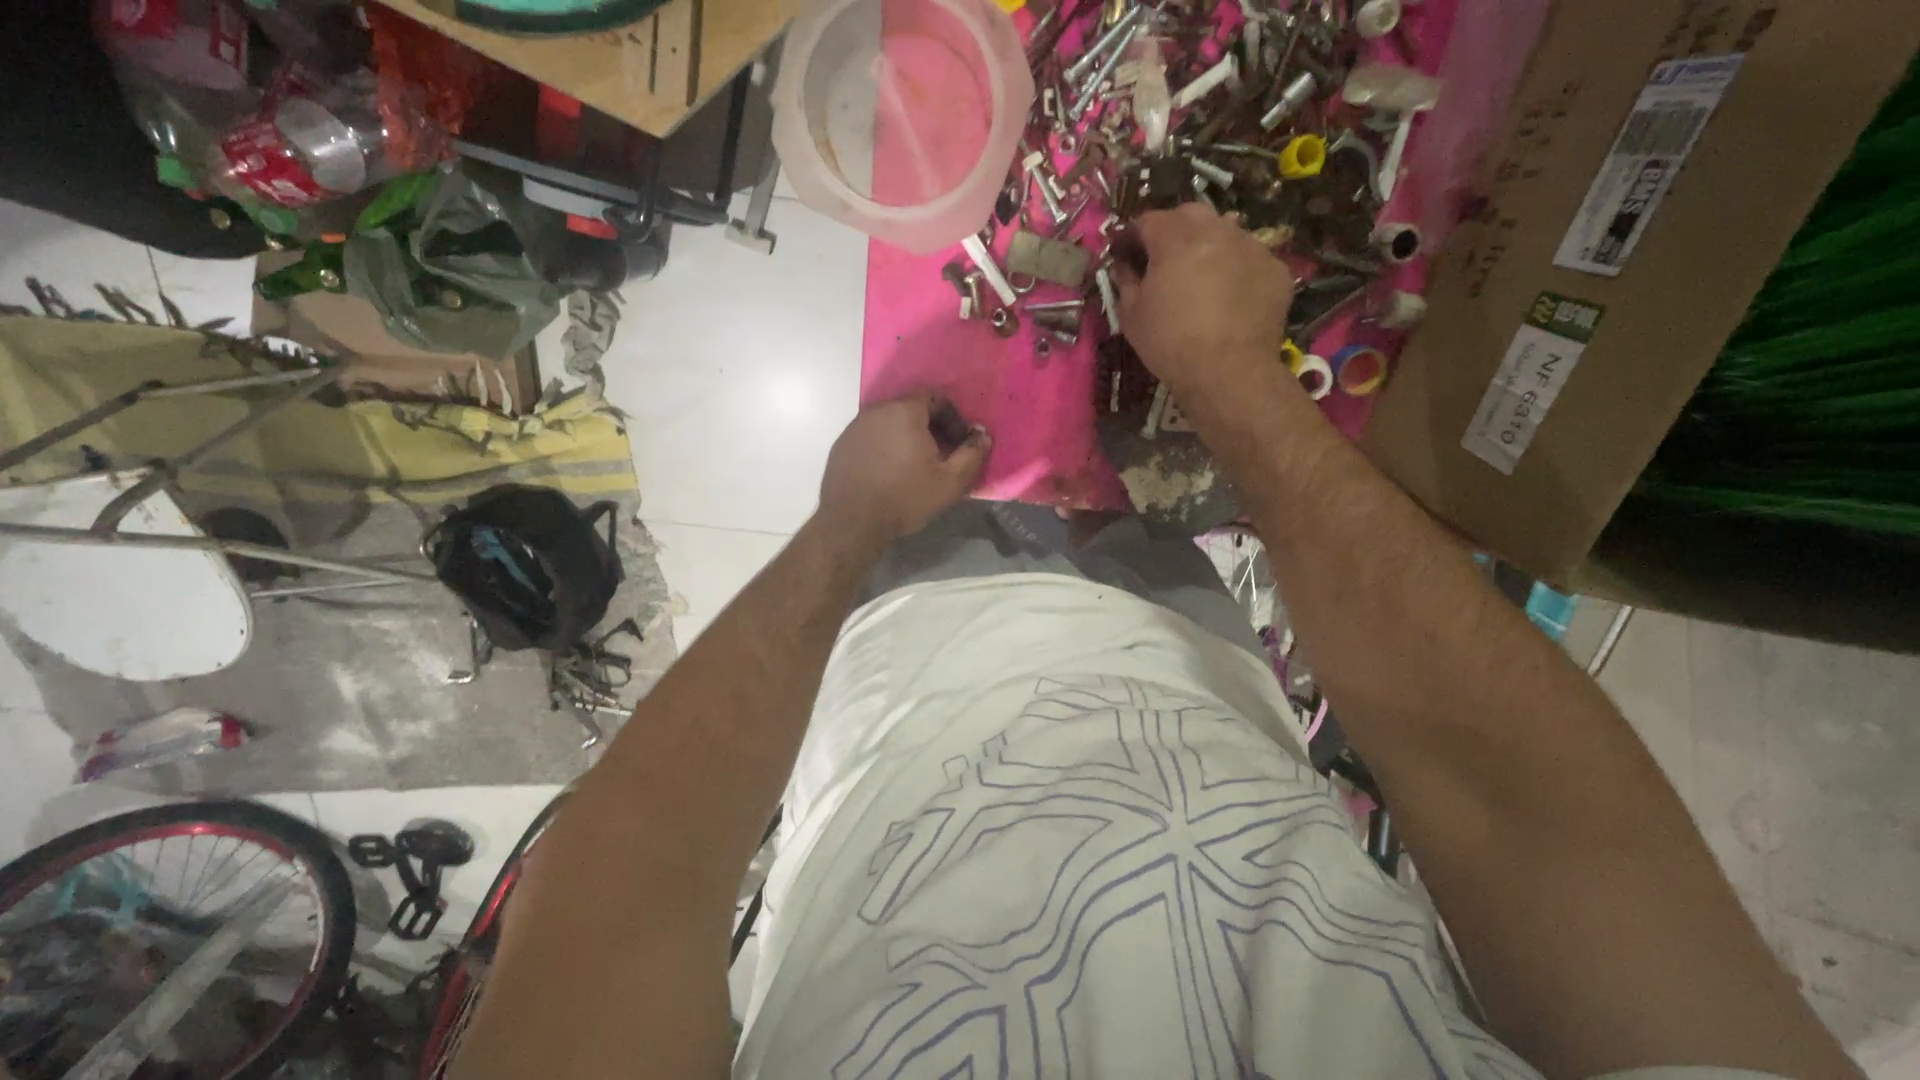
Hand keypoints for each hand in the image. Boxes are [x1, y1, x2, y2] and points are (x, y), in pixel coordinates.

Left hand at [817, 394, 990, 550]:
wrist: (852, 522)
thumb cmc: (905, 498)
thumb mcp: (951, 481)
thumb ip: (972, 454)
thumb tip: (982, 435)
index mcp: (904, 411)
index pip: (935, 397)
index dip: (953, 417)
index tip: (959, 443)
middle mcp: (876, 410)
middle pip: (911, 408)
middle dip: (931, 427)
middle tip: (941, 455)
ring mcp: (854, 427)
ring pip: (889, 423)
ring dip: (906, 437)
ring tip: (915, 465)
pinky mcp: (841, 445)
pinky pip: (871, 437)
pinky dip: (885, 446)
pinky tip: (889, 473)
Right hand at [1113, 204, 1297, 400]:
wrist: (1228, 372)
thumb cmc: (1170, 343)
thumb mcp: (1131, 314)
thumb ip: (1125, 280)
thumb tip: (1122, 264)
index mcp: (1176, 237)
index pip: (1148, 220)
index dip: (1133, 236)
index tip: (1126, 254)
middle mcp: (1218, 230)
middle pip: (1190, 215)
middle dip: (1174, 231)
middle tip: (1166, 261)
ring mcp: (1252, 247)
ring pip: (1225, 232)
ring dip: (1209, 246)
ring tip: (1203, 277)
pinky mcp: (1276, 269)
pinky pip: (1250, 259)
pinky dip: (1237, 270)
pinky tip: (1232, 297)